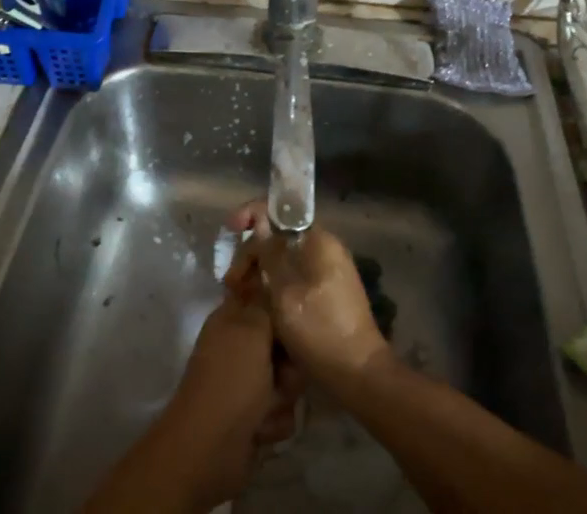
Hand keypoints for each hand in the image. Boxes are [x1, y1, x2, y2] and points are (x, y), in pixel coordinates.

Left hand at [153, 290, 302, 507]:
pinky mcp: (255, 418)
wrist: (209, 449)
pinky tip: (260, 430)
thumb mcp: (251, 330)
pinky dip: (275, 422)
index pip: (264, 299)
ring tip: (266, 408)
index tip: (295, 318)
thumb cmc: (230, 381)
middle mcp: (241, 349)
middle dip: (290, 364)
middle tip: (282, 374)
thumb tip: (269, 277)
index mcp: (233, 321)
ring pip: (289, 380)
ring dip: (283, 397)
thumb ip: (265, 302)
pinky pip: (284, 412)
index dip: (282, 309)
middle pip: (285, 344)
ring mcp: (248, 385)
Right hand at [224, 200, 391, 387]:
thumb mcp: (285, 292)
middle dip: (251, 253)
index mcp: (319, 242)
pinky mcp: (324, 293)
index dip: (252, 215)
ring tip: (239, 296)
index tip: (229, 230)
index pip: (282, 211)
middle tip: (231, 283)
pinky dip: (272, 285)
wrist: (358, 375)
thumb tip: (259, 222)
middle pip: (279, 236)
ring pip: (283, 259)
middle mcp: (325, 250)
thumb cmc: (319, 330)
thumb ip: (270, 254)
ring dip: (258, 272)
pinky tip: (256, 304)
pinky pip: (292, 277)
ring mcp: (326, 273)